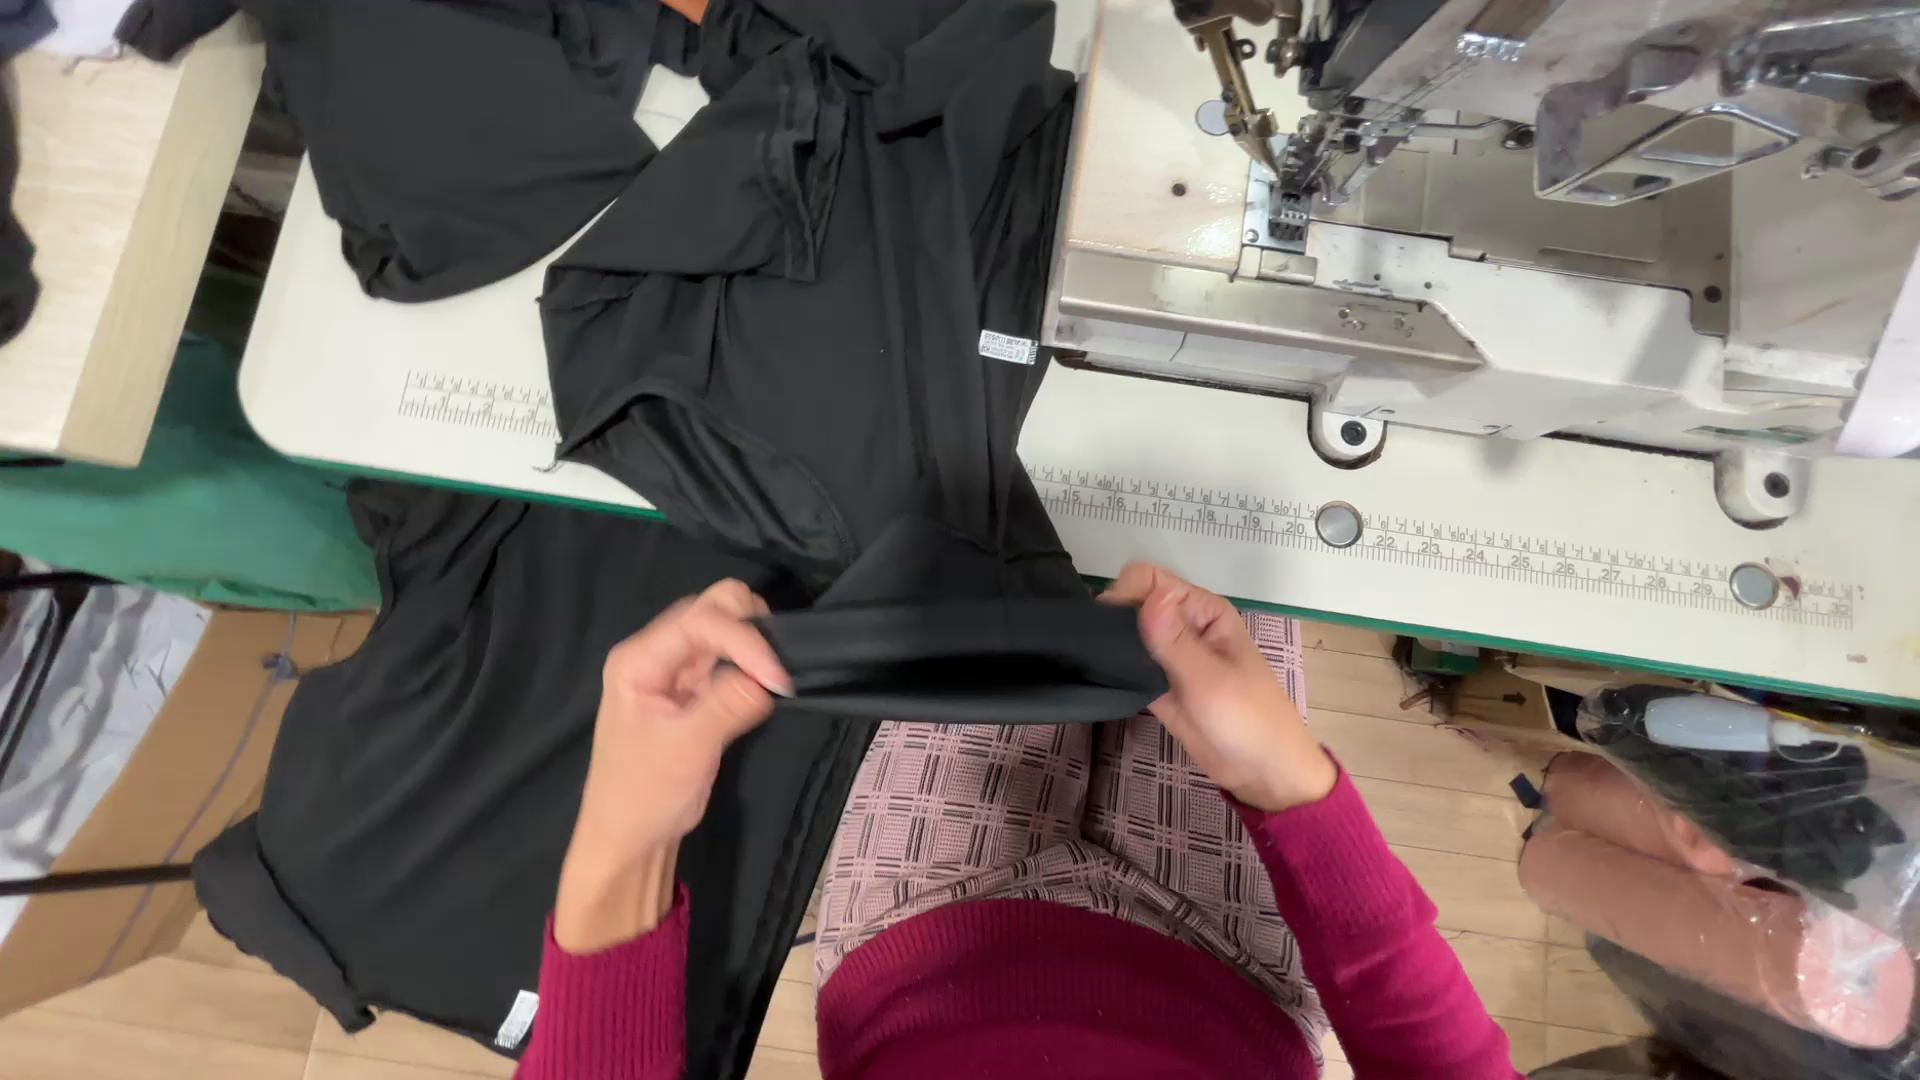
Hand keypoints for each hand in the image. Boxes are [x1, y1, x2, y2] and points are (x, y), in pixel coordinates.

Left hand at [555, 580, 792, 952]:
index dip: (744, 640)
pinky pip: (732, 654)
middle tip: (777, 665)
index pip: (700, 620)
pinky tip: (766, 683)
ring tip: (775, 674)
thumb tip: (769, 679)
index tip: (778, 678)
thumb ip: (726, 706)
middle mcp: (657, 652)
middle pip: (712, 606)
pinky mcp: (698, 685)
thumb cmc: (644, 795)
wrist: (631, 839)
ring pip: (725, 623)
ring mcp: (678, 667)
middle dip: (751, 624)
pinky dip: (754, 659)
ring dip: (755, 640)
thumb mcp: (685, 751)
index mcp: (639, 659)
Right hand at [1101, 562, 1336, 811]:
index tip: (1110, 626)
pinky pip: (1127, 664)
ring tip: (1098, 665)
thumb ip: (1174, 640)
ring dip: (1110, 644)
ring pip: (1126, 632)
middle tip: (1102, 650)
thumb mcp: (1210, 679)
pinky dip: (1114, 668)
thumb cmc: (1248, 720)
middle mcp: (1182, 624)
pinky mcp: (1155, 682)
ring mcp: (1166, 655)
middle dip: (1112, 619)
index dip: (1125, 594)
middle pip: (1131, 602)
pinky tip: (1102, 679)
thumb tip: (1148, 594)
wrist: (1261, 773)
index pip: (1149, 580)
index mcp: (1202, 610)